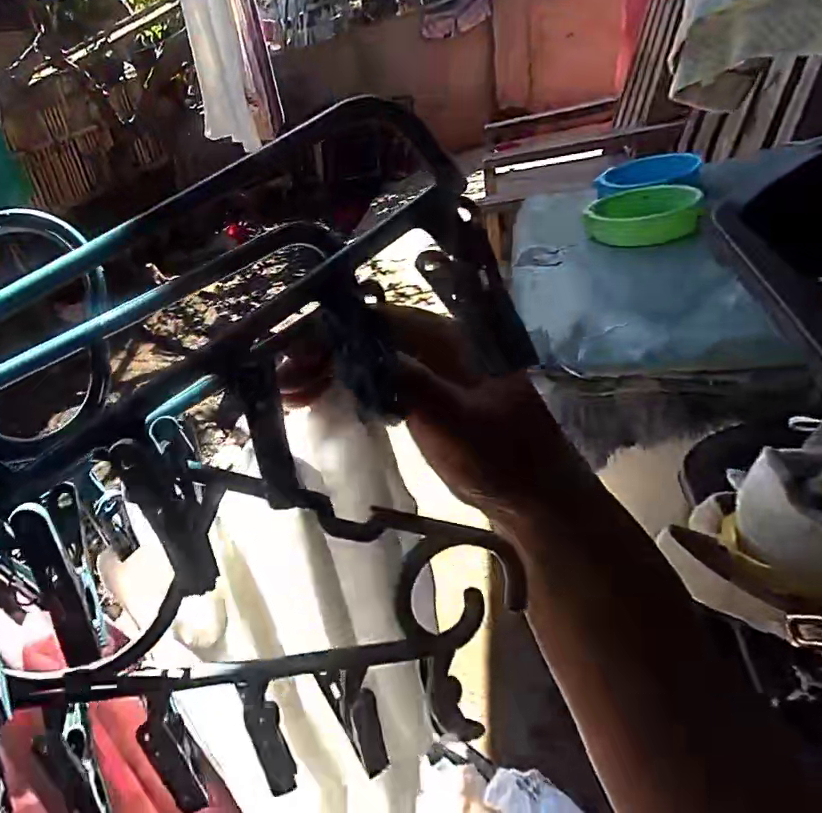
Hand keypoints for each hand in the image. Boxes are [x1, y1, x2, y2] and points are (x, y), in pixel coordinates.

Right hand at [279, 306, 588, 525]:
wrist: (537, 503)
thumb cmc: (505, 459)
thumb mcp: (457, 422)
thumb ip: (412, 384)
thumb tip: (358, 349)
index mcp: (450, 337)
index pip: (380, 319)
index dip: (334, 333)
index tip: (296, 356)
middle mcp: (435, 344)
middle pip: (367, 336)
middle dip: (324, 354)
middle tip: (284, 383)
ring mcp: (428, 370)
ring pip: (367, 357)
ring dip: (329, 370)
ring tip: (289, 395)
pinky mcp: (422, 395)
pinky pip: (375, 379)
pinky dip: (345, 387)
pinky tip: (317, 400)